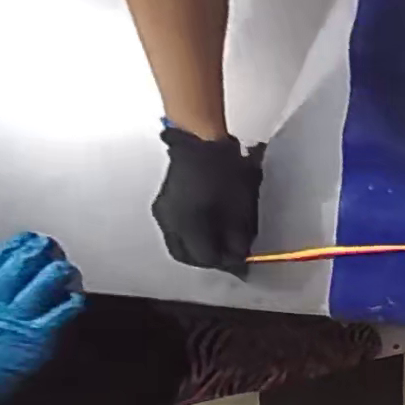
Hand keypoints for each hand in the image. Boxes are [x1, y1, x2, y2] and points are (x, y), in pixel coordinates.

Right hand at [153, 126, 263, 276]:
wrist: (202, 141)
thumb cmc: (226, 172)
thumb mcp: (241, 210)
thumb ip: (238, 239)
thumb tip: (238, 259)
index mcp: (187, 225)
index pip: (205, 258)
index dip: (226, 263)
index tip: (242, 262)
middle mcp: (169, 222)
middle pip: (186, 255)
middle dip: (208, 260)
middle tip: (229, 258)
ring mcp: (162, 212)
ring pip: (178, 244)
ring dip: (198, 249)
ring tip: (220, 245)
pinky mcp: (163, 203)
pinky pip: (175, 230)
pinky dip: (191, 236)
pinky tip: (208, 229)